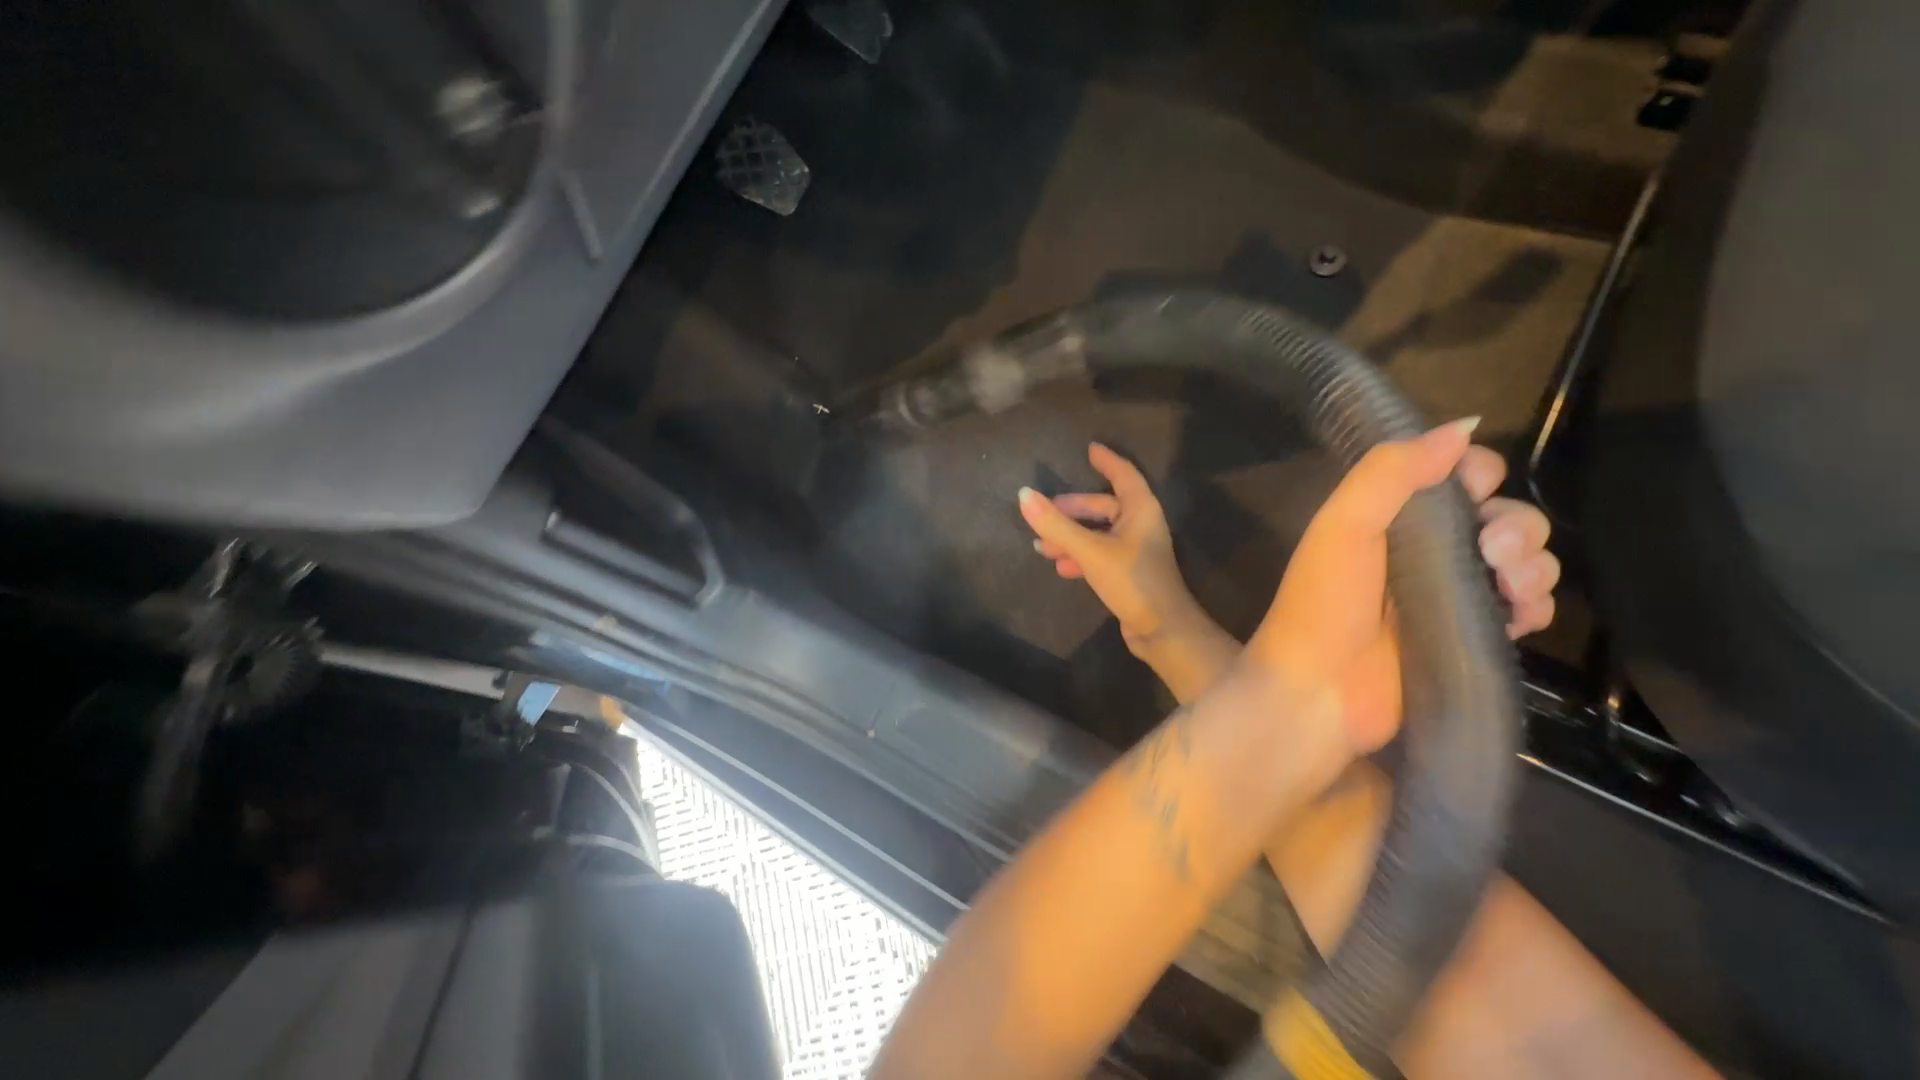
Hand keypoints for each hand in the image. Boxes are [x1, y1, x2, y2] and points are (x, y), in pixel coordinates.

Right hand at [1017, 443, 1211, 657]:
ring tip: (1042, 546)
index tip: (1089, 449)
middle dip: (1073, 509)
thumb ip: (1056, 525)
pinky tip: (1061, 567)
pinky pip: (1100, 555)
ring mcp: (1136, 551)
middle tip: (1045, 511)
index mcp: (1141, 510)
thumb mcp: (1090, 551)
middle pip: (1104, 506)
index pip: (1123, 474)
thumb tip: (1024, 495)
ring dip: (1071, 536)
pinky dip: (1080, 556)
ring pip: (1099, 533)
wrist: (1162, 630)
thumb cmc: (1132, 581)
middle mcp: (1141, 525)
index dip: (1106, 461)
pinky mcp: (1129, 574)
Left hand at [1246, 418, 1561, 753]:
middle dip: (1515, 524)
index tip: (1476, 487)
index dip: (1478, 473)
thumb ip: (1392, 471)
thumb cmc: (1323, 602)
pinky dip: (1537, 604)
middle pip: (1503, 515)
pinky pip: (1528, 609)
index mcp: (1392, 516)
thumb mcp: (1343, 525)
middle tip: (1492, 550)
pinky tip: (1522, 612)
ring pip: (1523, 560)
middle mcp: (1426, 550)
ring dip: (1532, 563)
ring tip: (1506, 583)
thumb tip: (1463, 427)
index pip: (1457, 475)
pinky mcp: (1472, 637)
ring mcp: (1452, 595)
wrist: (1318, 692)